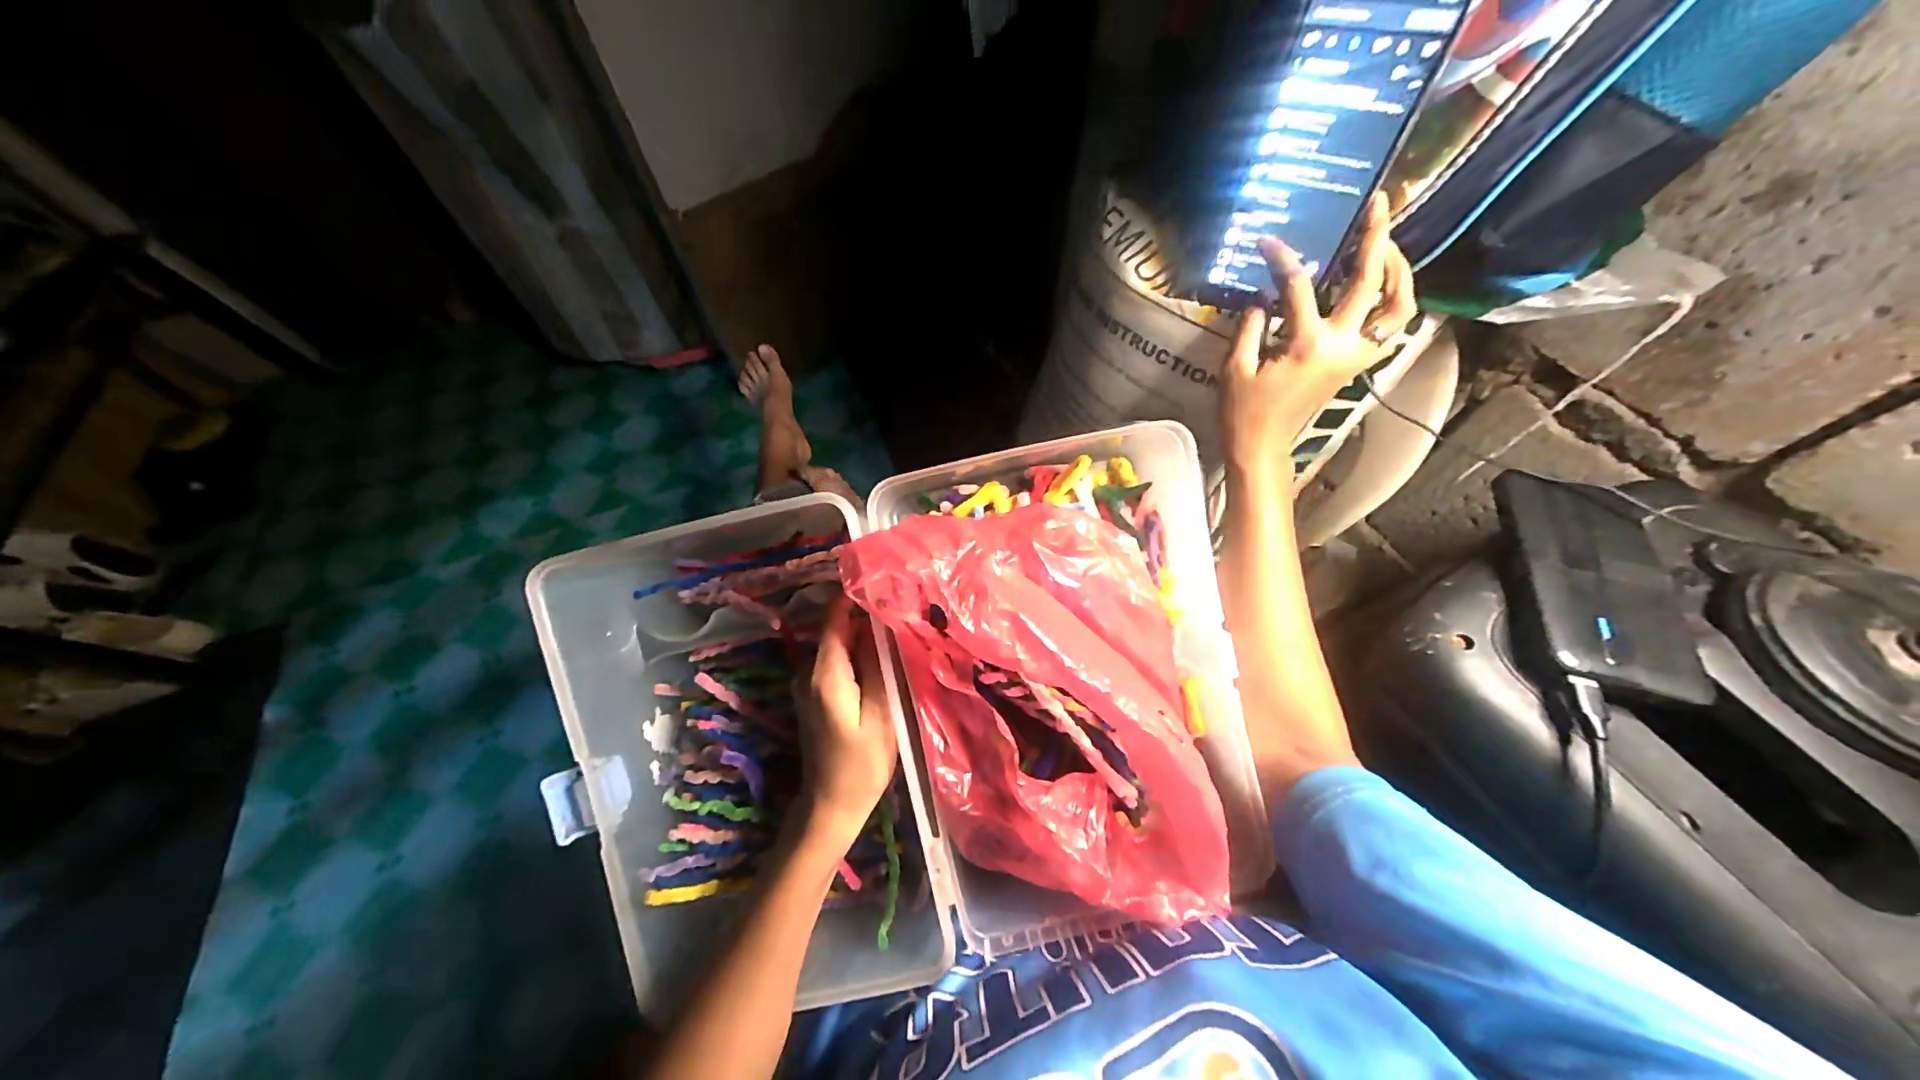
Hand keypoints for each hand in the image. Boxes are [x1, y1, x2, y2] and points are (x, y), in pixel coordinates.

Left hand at [797, 594, 898, 846]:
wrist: (830, 807)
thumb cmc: (861, 765)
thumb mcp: (880, 715)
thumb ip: (878, 666)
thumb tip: (879, 625)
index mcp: (825, 673)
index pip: (835, 618)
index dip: (855, 595)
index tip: (884, 579)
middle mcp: (809, 672)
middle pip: (837, 629)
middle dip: (865, 613)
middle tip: (901, 601)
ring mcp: (809, 684)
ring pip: (838, 645)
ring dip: (864, 634)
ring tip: (897, 624)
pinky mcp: (816, 696)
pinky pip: (837, 662)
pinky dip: (858, 653)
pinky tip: (882, 656)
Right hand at [1220, 192, 1418, 473]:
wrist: (1263, 447)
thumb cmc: (1244, 411)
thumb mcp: (1235, 367)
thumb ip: (1250, 326)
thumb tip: (1263, 295)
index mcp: (1307, 345)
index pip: (1298, 287)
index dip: (1282, 259)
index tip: (1267, 241)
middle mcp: (1342, 345)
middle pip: (1370, 283)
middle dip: (1376, 239)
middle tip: (1379, 205)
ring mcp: (1356, 356)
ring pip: (1398, 305)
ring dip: (1399, 270)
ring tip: (1388, 244)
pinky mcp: (1357, 364)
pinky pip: (1392, 326)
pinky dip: (1395, 301)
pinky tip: (1382, 284)